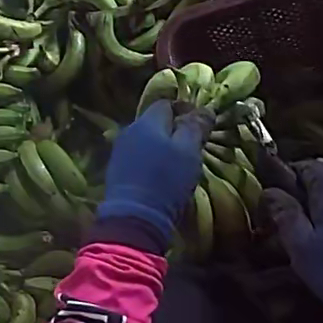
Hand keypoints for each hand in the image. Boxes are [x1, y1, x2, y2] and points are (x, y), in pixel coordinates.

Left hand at [96, 102, 213, 248]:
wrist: (134, 218)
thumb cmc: (166, 180)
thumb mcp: (189, 151)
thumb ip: (196, 127)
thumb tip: (206, 109)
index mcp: (147, 121)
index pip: (167, 104)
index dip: (186, 110)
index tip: (202, 125)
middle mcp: (129, 131)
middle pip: (156, 122)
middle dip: (175, 130)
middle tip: (194, 145)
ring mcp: (120, 152)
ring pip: (147, 140)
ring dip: (163, 147)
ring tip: (180, 163)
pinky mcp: (117, 172)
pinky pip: (139, 157)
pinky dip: (152, 161)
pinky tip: (161, 176)